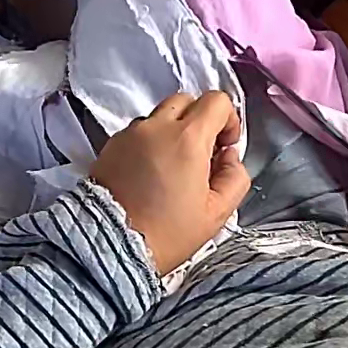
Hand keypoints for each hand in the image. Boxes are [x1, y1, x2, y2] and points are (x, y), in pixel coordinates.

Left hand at [91, 91, 249, 274]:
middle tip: (203, 155)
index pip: (217, 101)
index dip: (229, 120)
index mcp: (188, 138)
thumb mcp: (217, 213)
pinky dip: (152, 143)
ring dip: (175, 132)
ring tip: (176, 168)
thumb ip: (235, 177)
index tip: (226, 145)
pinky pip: (139, 132)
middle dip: (201, 121)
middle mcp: (157, 127)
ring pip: (162, 115)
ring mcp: (131, 134)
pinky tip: (153, 174)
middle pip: (188, 101)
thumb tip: (230, 158)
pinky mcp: (112, 146)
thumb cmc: (165, 233)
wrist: (112, 246)